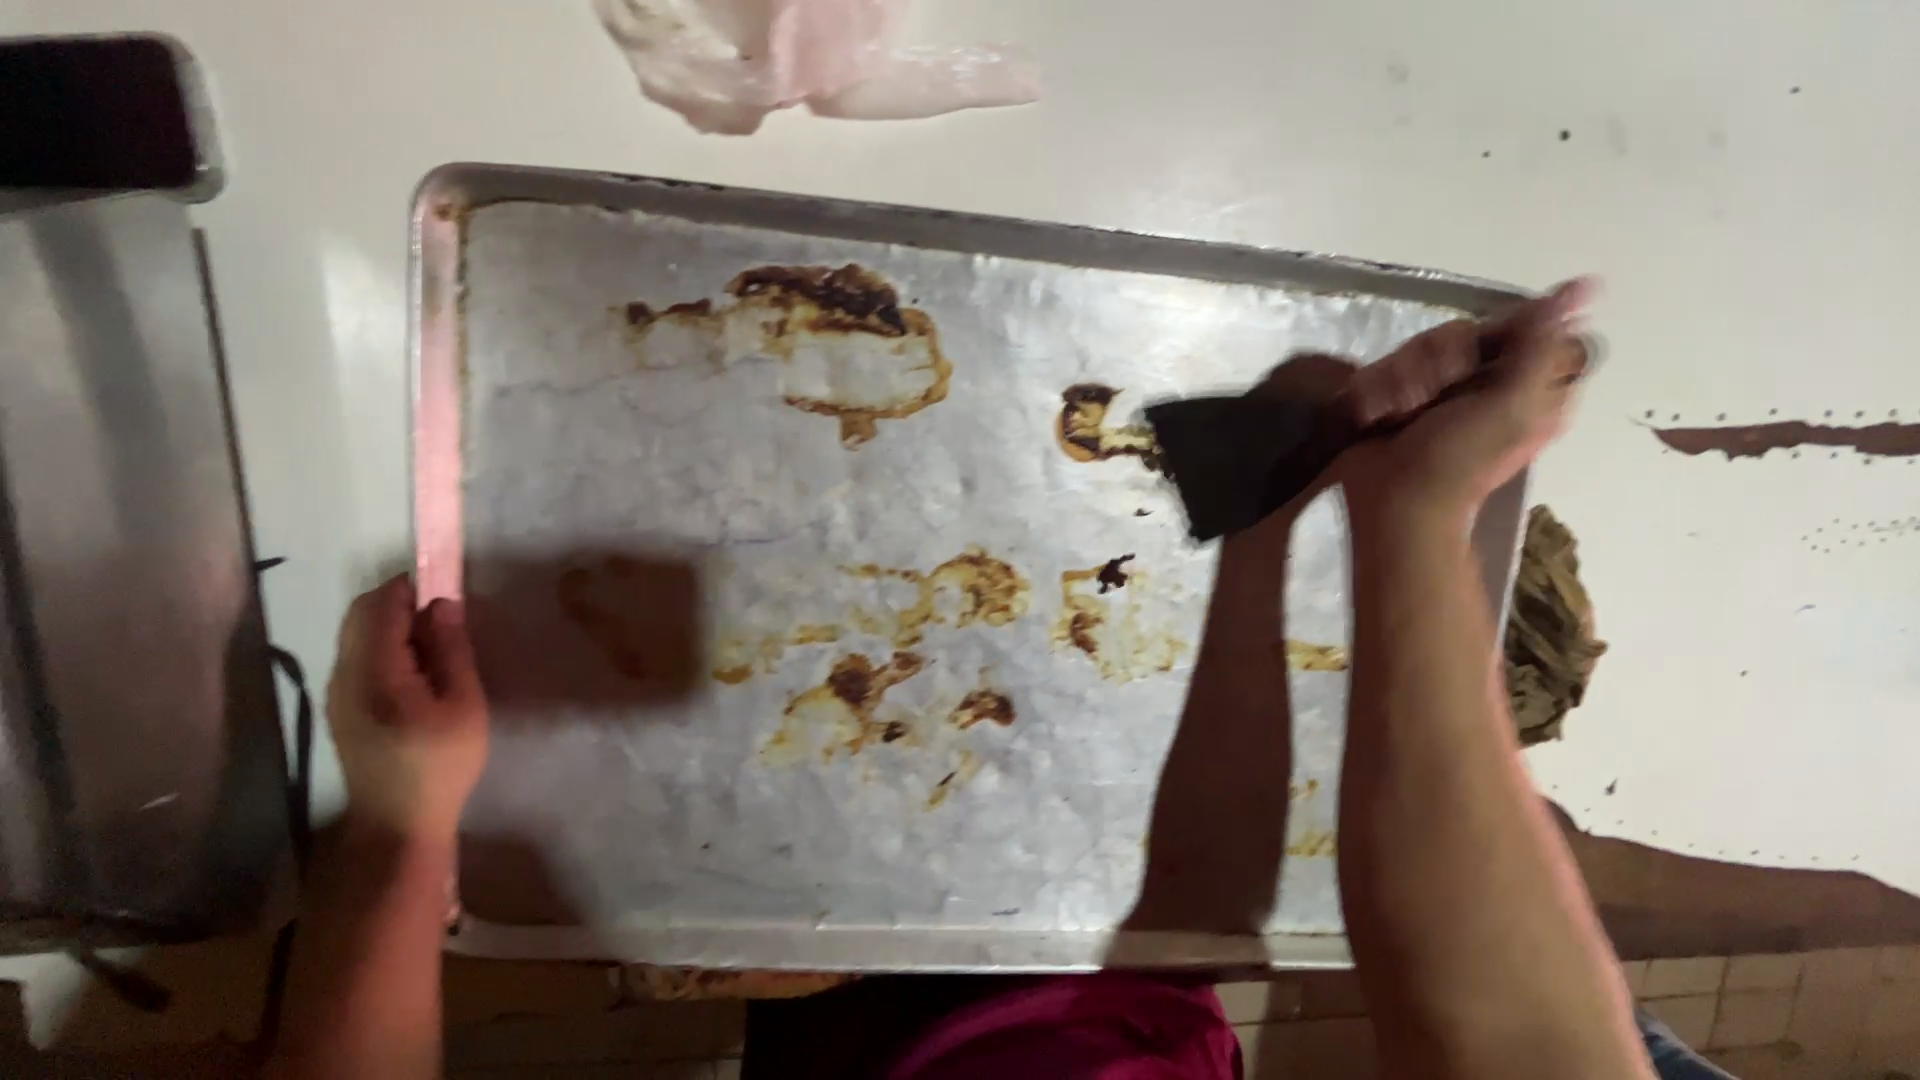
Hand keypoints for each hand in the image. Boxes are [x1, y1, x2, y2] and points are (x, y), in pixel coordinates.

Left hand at [326, 576, 489, 844]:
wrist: (397, 822)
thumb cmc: (442, 763)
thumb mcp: (464, 705)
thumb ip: (452, 650)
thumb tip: (444, 603)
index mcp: (376, 674)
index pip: (380, 608)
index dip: (409, 586)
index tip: (445, 583)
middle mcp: (343, 676)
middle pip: (361, 616)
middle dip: (399, 601)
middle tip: (444, 612)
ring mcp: (335, 692)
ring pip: (356, 634)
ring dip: (391, 623)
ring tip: (434, 640)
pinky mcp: (339, 705)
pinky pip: (356, 655)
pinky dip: (383, 644)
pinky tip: (415, 666)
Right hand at [1338, 278, 1593, 522]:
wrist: (1391, 502)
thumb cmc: (1458, 462)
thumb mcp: (1514, 404)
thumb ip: (1543, 344)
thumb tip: (1587, 283)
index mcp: (1525, 384)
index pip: (1517, 325)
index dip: (1495, 335)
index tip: (1479, 361)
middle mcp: (1480, 382)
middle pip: (1457, 333)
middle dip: (1433, 365)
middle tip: (1427, 400)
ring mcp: (1432, 391)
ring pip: (1413, 349)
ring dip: (1397, 383)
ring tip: (1392, 417)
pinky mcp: (1389, 399)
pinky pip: (1378, 371)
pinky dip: (1372, 396)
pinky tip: (1375, 419)